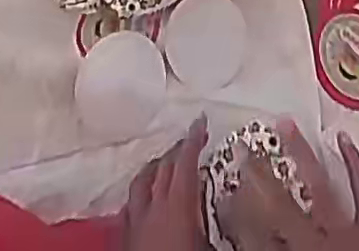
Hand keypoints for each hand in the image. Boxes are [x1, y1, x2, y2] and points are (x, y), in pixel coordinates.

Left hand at [121, 118, 208, 250]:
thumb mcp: (212, 245)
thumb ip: (220, 219)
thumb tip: (235, 207)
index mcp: (177, 203)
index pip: (186, 161)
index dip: (194, 139)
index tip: (201, 120)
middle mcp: (153, 206)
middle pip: (164, 166)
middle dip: (178, 150)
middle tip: (191, 142)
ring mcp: (134, 221)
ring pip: (142, 181)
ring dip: (155, 167)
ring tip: (165, 162)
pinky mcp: (123, 237)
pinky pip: (129, 205)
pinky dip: (139, 194)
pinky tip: (143, 197)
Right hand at [225, 124, 358, 250]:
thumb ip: (272, 250)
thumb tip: (251, 241)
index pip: (257, 235)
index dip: (239, 212)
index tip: (226, 190)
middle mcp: (319, 245)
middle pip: (281, 205)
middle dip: (261, 175)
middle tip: (246, 148)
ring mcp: (348, 235)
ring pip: (320, 187)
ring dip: (303, 154)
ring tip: (287, 124)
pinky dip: (354, 165)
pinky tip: (344, 140)